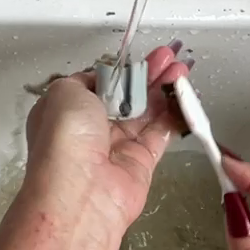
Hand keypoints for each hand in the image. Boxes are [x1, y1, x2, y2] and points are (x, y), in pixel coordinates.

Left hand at [21, 48, 186, 235]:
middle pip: (125, 95)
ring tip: (182, 69)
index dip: (120, 70)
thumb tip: (103, 78)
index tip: (140, 57)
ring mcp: (116, 145)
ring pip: (145, 111)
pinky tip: (184, 96)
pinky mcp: (141, 162)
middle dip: (147, 74)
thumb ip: (88, 79)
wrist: (80, 192)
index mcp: (66, 109)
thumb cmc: (65, 136)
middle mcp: (90, 128)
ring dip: (163, 89)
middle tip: (169, 57)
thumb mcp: (65, 91)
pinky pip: (160, 133)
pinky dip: (174, 114)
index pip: (98, 83)